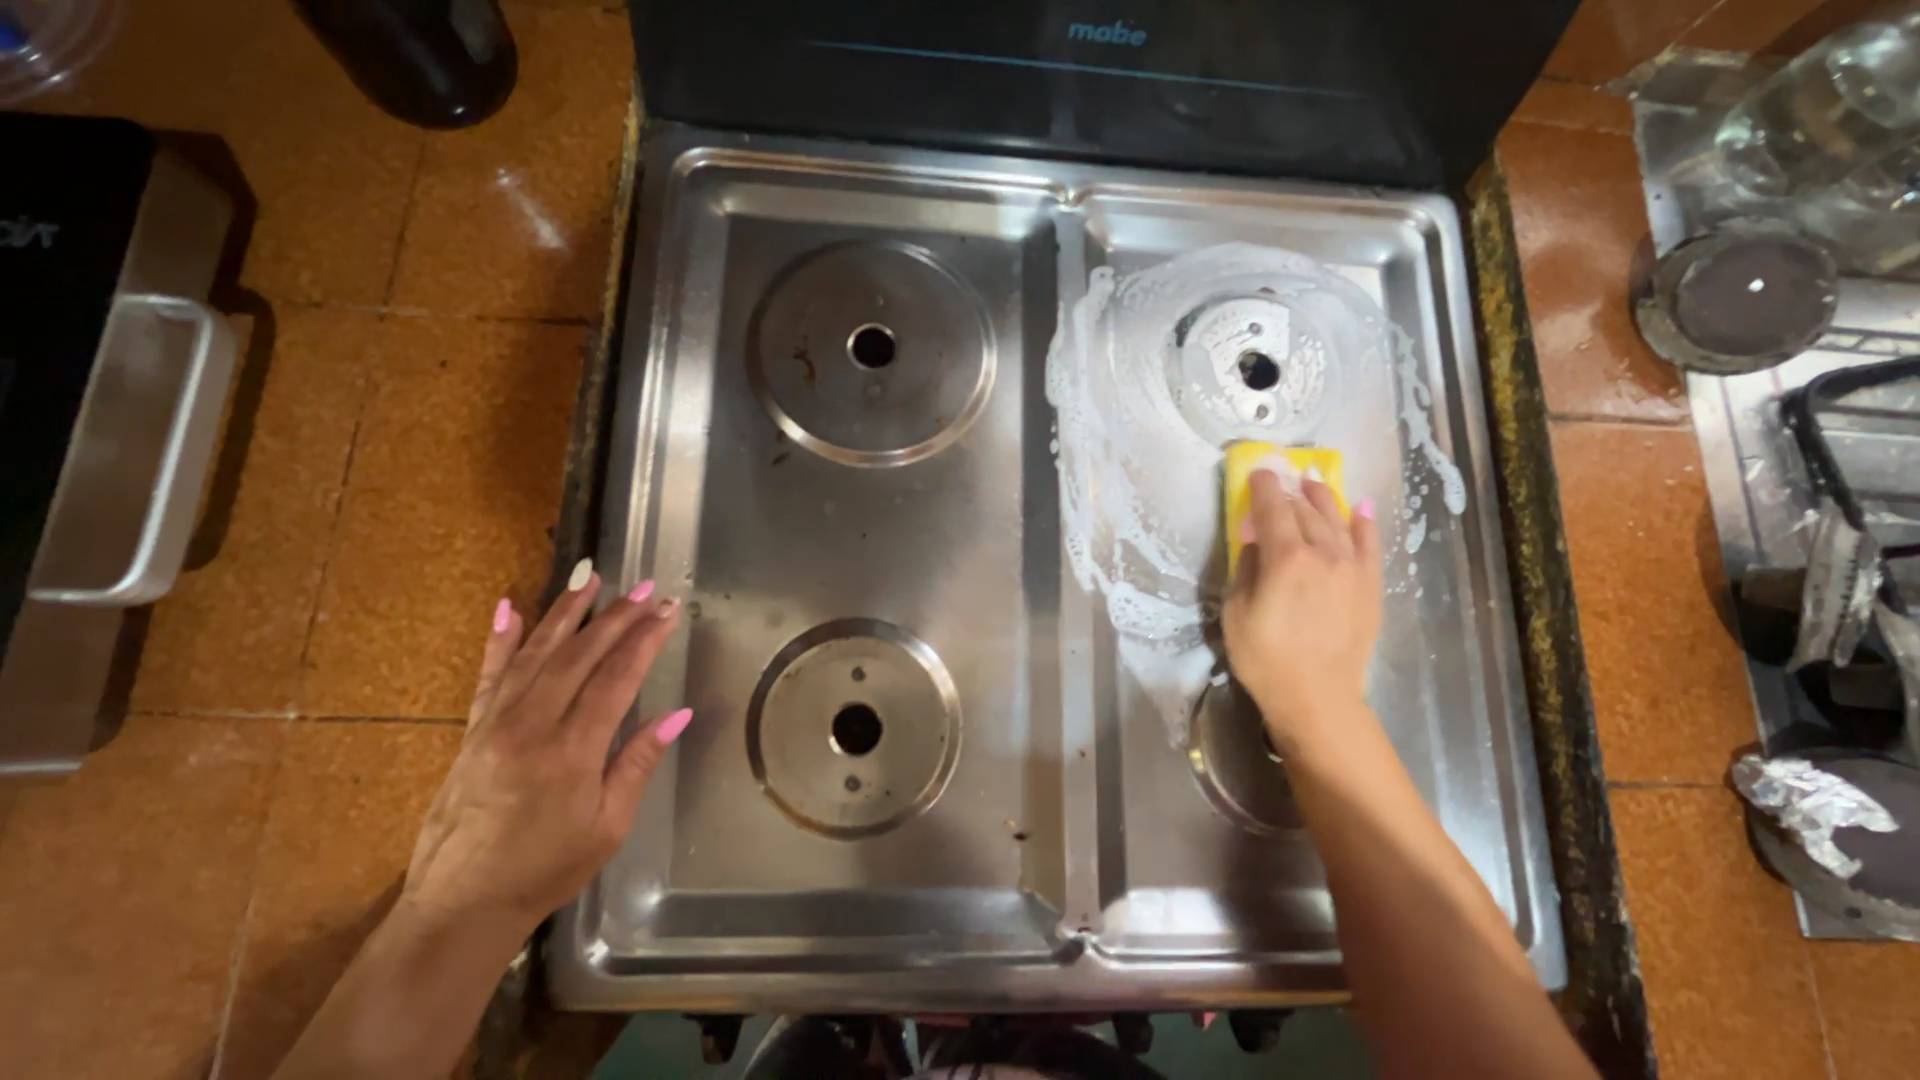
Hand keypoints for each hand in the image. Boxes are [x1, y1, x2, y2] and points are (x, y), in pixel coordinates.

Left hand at [401, 560, 688, 937]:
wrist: (460, 904)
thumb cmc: (545, 870)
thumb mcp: (607, 826)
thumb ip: (637, 763)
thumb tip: (678, 714)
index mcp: (570, 750)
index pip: (616, 678)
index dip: (645, 640)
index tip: (668, 610)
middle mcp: (530, 725)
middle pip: (578, 655)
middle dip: (615, 617)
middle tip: (644, 587)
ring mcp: (494, 724)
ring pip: (535, 653)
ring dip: (566, 613)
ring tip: (590, 578)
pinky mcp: (471, 731)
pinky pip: (488, 675)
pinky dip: (500, 639)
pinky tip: (509, 608)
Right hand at [1222, 459, 1381, 754]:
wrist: (1318, 697)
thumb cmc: (1265, 658)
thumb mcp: (1236, 612)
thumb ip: (1247, 569)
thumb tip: (1257, 542)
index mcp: (1286, 558)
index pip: (1273, 507)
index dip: (1263, 486)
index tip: (1257, 473)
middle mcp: (1323, 553)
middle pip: (1305, 510)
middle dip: (1290, 491)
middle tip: (1280, 481)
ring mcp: (1352, 568)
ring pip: (1337, 520)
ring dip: (1323, 498)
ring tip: (1313, 484)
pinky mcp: (1370, 586)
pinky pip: (1369, 544)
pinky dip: (1364, 522)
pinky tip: (1360, 508)